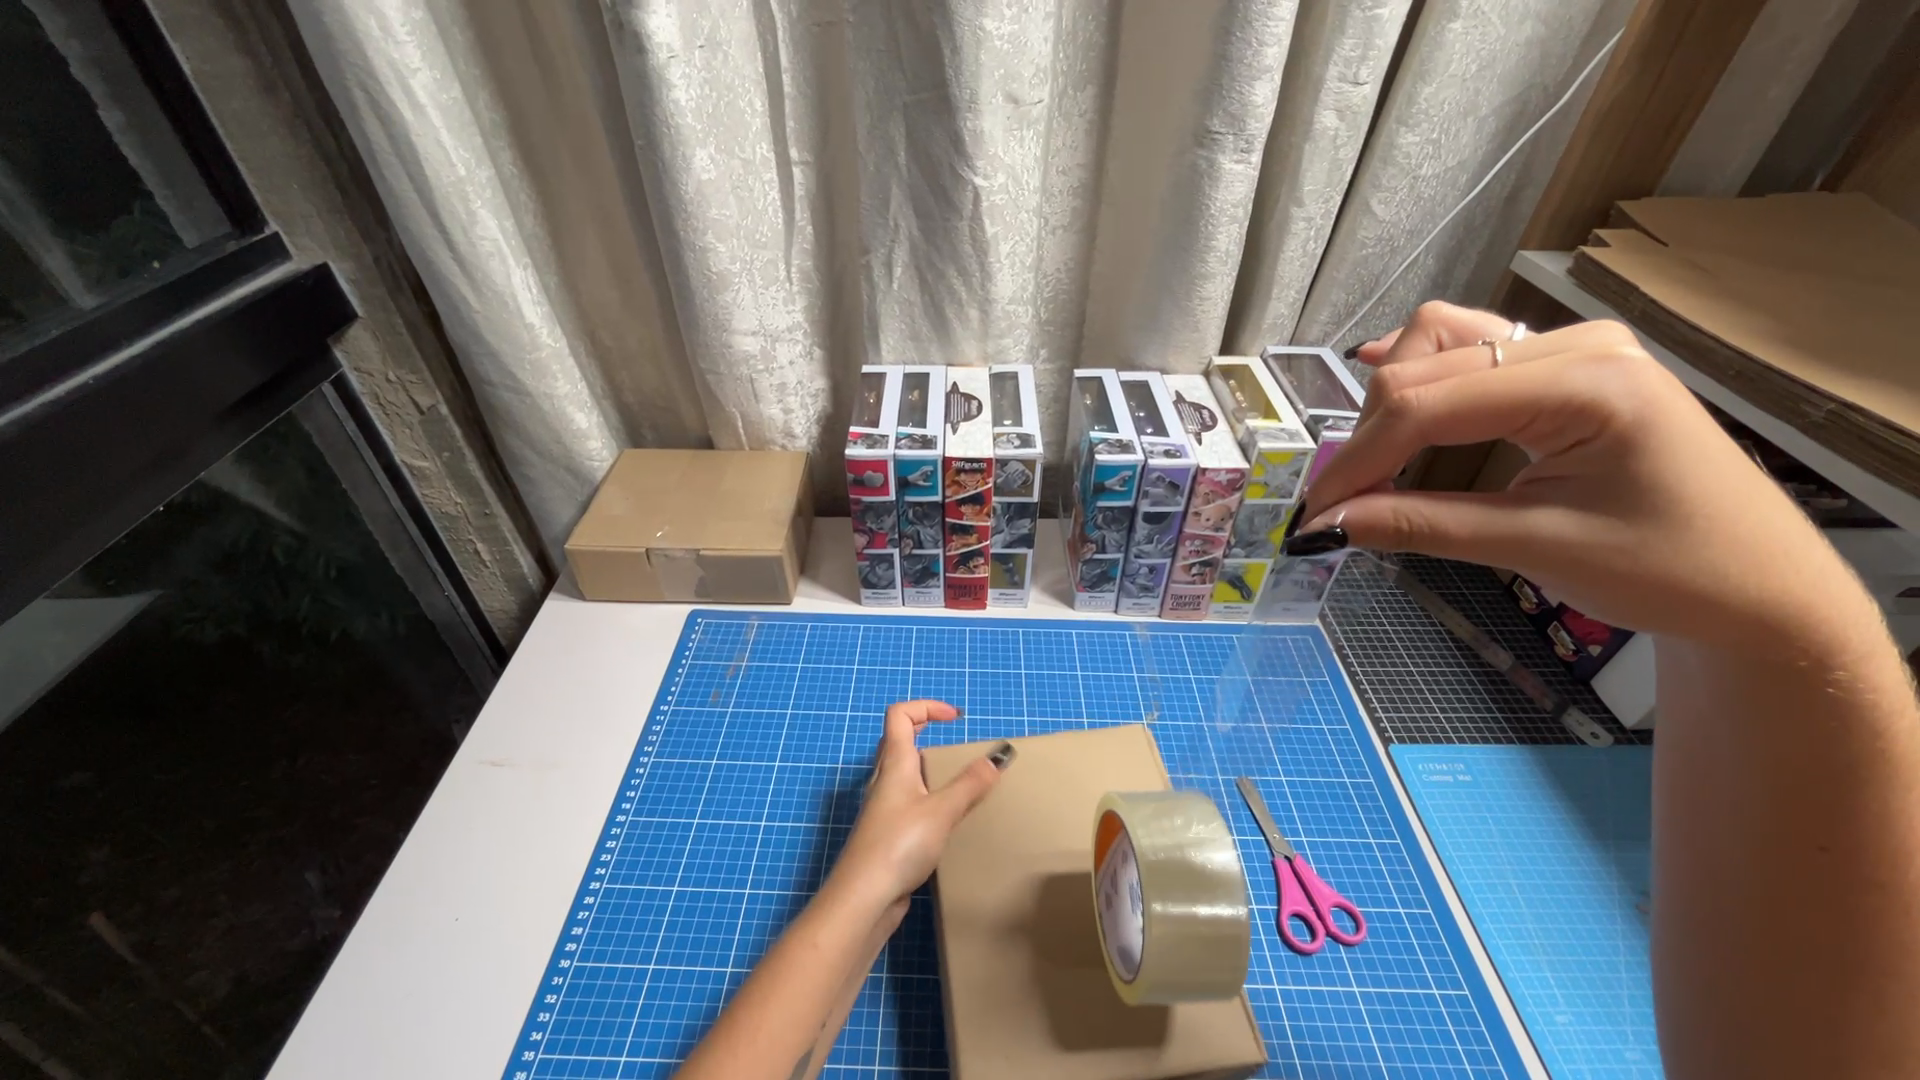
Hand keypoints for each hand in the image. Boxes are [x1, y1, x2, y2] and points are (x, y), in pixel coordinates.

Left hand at [826, 701, 1003, 922]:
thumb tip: (999, 755)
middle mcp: (883, 780)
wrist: (863, 899)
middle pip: (899, 741)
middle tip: (958, 745)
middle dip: (927, 732)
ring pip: (903, 773)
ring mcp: (882, 808)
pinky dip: (927, 797)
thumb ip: (970, 784)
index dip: (927, 706)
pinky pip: (908, 801)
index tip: (957, 719)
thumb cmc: (899, 845)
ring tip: (959, 782)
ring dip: (928, 768)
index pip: (899, 715)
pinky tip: (945, 820)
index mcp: (894, 764)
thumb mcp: (941, 811)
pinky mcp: (886, 834)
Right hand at [1305, 301, 1879, 652]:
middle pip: (1424, 367)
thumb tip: (1324, 525)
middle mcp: (1577, 344)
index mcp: (1585, 381)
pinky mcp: (1566, 368)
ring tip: (1372, 464)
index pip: (1428, 404)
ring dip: (1390, 399)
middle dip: (1368, 437)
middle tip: (1340, 504)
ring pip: (1440, 340)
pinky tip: (1388, 390)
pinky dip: (1420, 371)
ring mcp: (1574, 348)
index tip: (1313, 513)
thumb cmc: (1668, 572)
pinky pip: (1471, 347)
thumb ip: (1419, 525)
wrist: (1760, 590)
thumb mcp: (1532, 547)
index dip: (1357, 459)